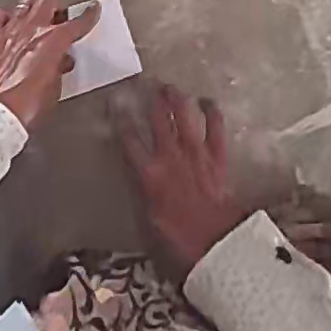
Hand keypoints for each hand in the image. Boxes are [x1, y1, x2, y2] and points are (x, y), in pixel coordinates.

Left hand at [0, 0, 100, 130]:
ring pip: (24, 2)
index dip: (89, 15)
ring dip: (33, 8)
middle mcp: (33, 28)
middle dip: (56, 5)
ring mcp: (11, 30)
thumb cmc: (30, 103)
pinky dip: (7, 18)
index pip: (78, 22)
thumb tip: (61, 60)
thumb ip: (59, 65)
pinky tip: (10, 24)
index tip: (94, 8)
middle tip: (60, 18)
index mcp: (54, 39)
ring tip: (36, 19)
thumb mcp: (55, 86)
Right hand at [121, 83, 249, 272]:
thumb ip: (140, 194)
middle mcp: (171, 156)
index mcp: (149, 174)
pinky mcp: (217, 157)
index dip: (120, 119)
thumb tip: (135, 179)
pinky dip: (211, 112)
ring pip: (185, 115)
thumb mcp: (146, 223)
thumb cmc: (177, 242)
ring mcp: (196, 153)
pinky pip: (215, 127)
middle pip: (158, 119)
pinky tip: (207, 101)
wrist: (217, 245)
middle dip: (151, 99)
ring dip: (177, 98)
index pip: (128, 140)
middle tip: (146, 84)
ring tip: (169, 86)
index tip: (114, 102)